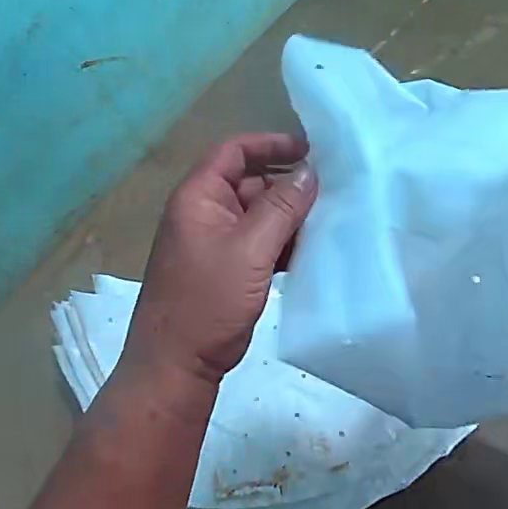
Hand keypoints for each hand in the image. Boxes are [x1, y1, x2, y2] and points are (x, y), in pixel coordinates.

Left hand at [119, 134, 317, 386]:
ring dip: (287, 217)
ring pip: (256, 214)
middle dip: (287, 185)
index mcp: (198, 196)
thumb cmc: (207, 300)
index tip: (310, 150)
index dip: (270, 145)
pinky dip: (280, 242)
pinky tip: (310, 252)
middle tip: (331, 192)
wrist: (176, 364)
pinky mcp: (224, 266)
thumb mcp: (250, 250)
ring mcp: (212, 240)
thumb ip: (282, 207)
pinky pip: (256, 241)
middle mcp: (203, 211)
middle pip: (249, 182)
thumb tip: (309, 172)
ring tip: (329, 222)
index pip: (234, 151)